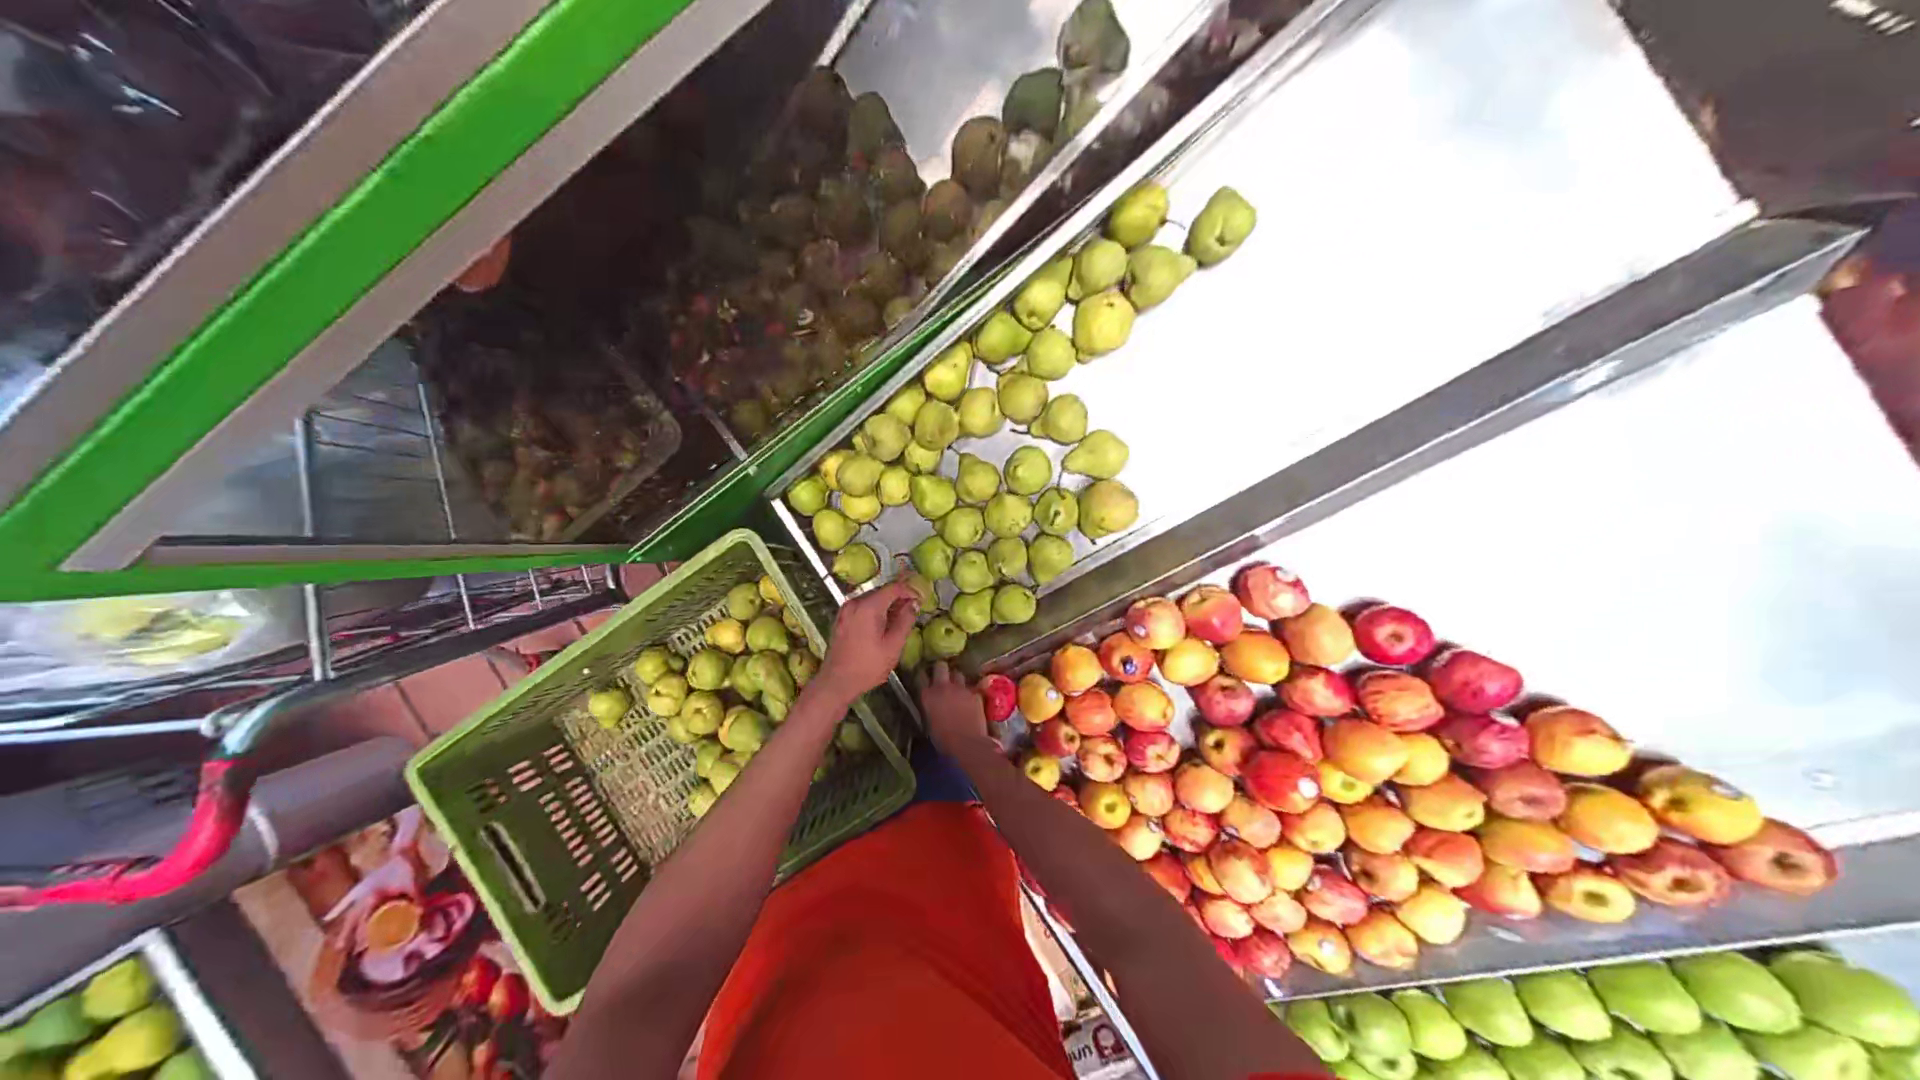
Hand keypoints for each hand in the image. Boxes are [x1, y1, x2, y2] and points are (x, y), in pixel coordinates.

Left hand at [817, 581, 919, 696]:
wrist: (837, 682)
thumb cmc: (868, 666)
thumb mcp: (893, 645)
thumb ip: (905, 621)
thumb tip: (913, 604)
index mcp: (868, 607)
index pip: (893, 588)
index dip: (910, 590)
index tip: (921, 599)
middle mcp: (854, 603)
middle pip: (881, 592)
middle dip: (899, 598)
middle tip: (913, 609)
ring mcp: (845, 610)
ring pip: (871, 599)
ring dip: (887, 605)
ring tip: (900, 618)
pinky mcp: (841, 619)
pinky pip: (862, 607)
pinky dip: (875, 611)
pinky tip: (883, 624)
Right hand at [918, 662, 992, 759]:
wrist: (968, 743)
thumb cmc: (944, 740)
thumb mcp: (929, 723)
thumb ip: (930, 709)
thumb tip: (932, 706)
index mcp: (928, 695)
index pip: (920, 676)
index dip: (922, 675)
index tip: (924, 678)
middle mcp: (943, 687)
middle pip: (941, 666)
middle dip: (941, 669)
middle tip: (942, 677)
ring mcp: (961, 688)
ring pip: (958, 673)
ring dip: (956, 678)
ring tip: (957, 687)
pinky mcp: (975, 693)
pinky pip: (971, 687)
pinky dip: (969, 692)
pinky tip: (970, 699)